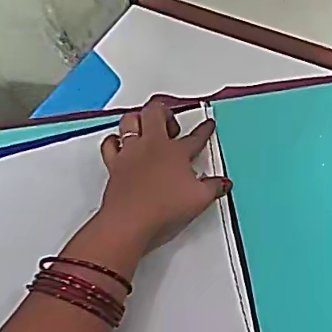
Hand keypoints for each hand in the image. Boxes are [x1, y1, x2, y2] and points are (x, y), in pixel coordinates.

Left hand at [93, 95, 230, 252]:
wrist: (131, 220)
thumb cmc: (162, 207)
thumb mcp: (199, 199)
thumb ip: (213, 187)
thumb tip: (221, 183)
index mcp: (176, 151)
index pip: (195, 137)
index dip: (204, 130)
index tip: (207, 125)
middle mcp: (151, 146)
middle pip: (156, 112)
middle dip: (165, 111)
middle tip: (171, 119)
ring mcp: (130, 153)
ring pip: (130, 120)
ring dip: (138, 118)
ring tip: (145, 123)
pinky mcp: (114, 165)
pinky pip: (110, 143)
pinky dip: (115, 140)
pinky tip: (119, 142)